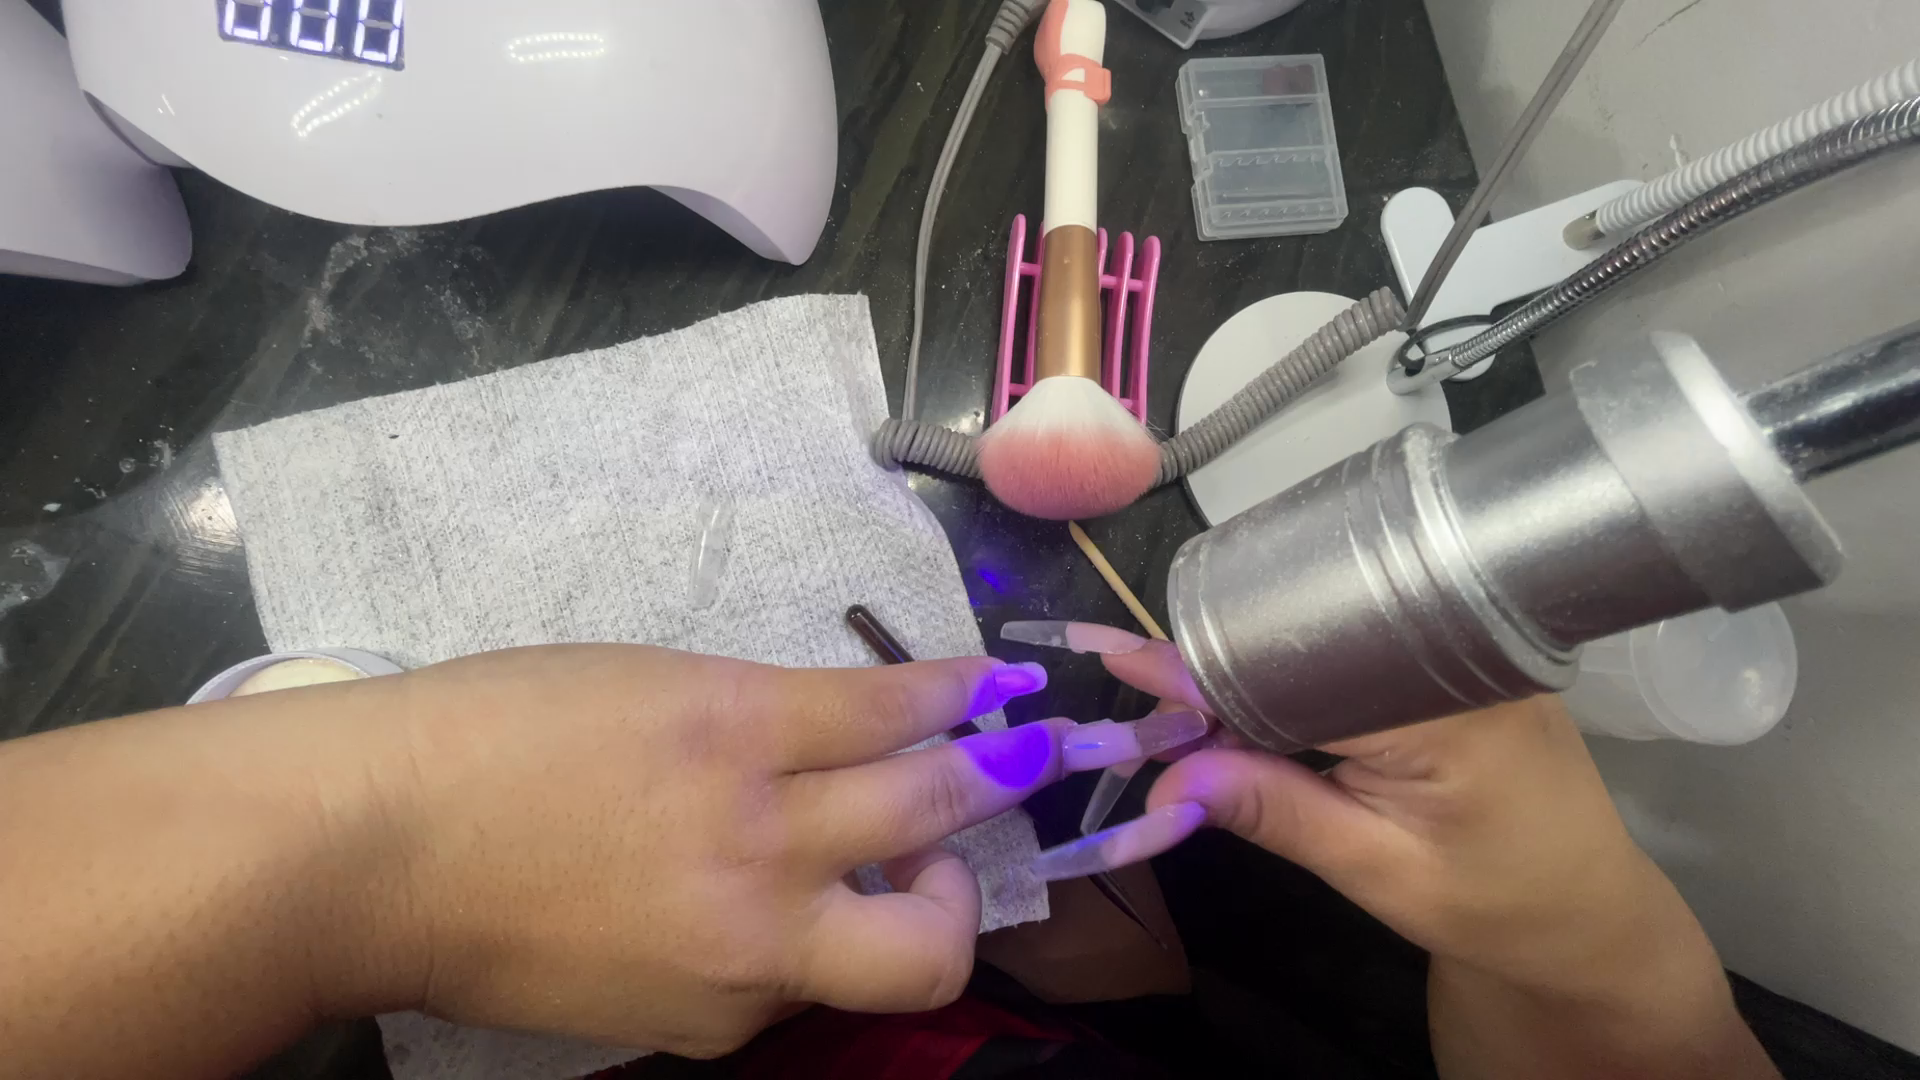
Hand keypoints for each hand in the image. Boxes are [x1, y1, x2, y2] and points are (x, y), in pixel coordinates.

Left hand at [0, 645, 1077, 1075]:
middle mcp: (773, 918)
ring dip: (994, 762)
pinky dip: (951, 685)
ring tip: (1030, 728)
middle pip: (933, 914)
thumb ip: (727, 955)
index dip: (906, 924)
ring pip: (930, 786)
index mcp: (732, 1003)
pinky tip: (989, 673)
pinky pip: (884, 699)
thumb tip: (809, 892)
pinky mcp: (746, 708)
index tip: (907, 880)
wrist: (364, 831)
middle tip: (1002, 805)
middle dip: (978, 862)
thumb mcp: (618, 986)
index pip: (871, 976)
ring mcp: (765, 804)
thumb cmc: (481, 915)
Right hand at [1100, 641, 1778, 1079]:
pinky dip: (1278, 686)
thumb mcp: (1378, 872)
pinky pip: (1333, 657)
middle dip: (1208, 673)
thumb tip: (1164, 785)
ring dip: (1240, 680)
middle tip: (1150, 715)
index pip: (1292, 662)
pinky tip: (1243, 716)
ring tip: (1185, 719)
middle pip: (1293, 639)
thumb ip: (1274, 813)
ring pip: (1307, 644)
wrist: (1592, 917)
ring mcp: (1448, 651)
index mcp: (1442, 704)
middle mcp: (1448, 653)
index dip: (1202, 667)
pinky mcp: (1435, 662)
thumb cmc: (1498, 905)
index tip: (1125, 664)